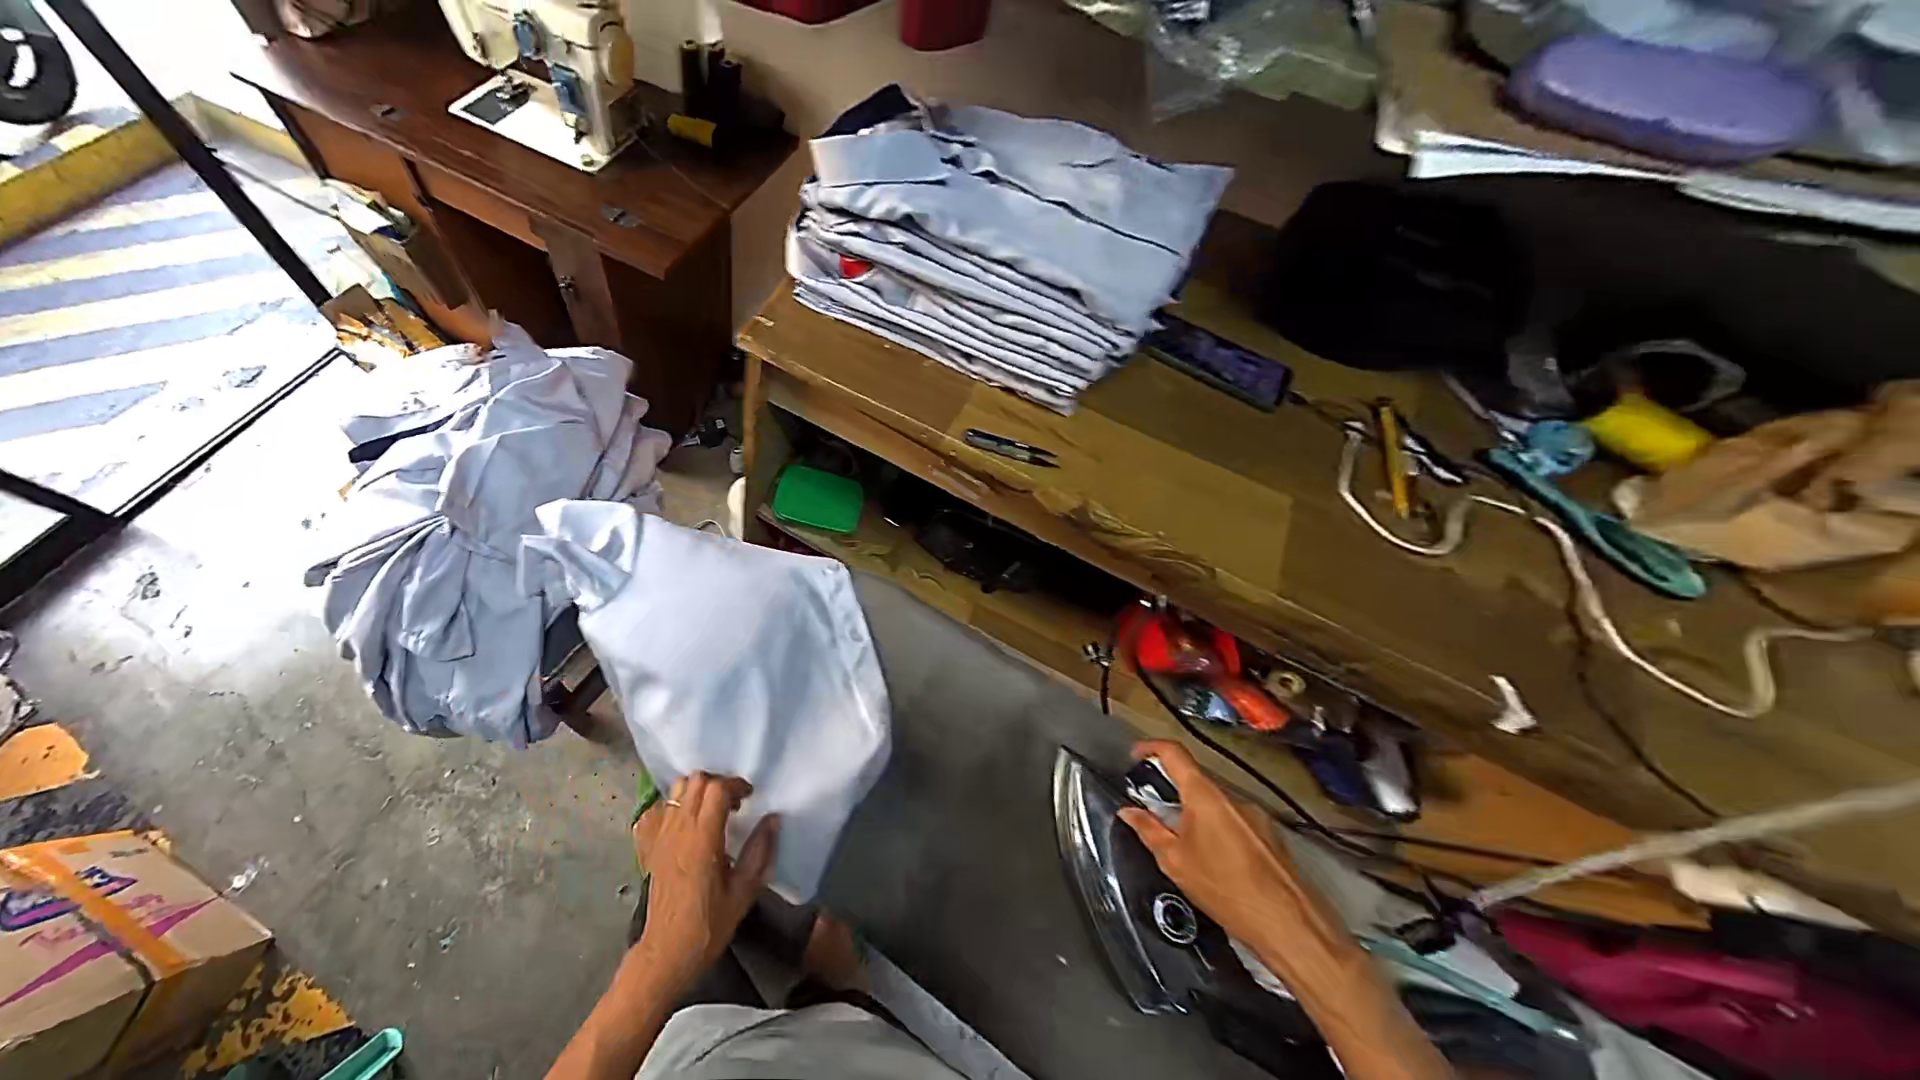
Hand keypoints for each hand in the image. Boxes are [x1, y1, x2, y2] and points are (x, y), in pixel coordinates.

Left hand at [630, 772, 778, 992]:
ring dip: (698, 791)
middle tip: (734, 802)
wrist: (666, 953)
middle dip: (719, 783)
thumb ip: (760, 851)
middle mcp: (679, 831)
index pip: (717, 789)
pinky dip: (676, 805)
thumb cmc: (709, 925)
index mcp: (703, 839)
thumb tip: (773, 819)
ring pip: (677, 791)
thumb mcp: (744, 891)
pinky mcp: (650, 847)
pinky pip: (660, 810)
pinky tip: (688, 822)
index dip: (736, 785)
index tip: (749, 798)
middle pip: (696, 782)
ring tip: (713, 809)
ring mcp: (660, 837)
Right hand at [1116, 740, 1349, 966]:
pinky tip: (1214, 862)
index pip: (1174, 753)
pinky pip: (1234, 820)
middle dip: (1170, 793)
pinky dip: (1216, 830)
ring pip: (1214, 803)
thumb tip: (1130, 813)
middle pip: (1194, 780)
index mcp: (1205, 795)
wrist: (1287, 924)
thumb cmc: (1227, 890)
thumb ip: (1148, 831)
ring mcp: (1254, 814)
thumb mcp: (1175, 862)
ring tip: (1184, 847)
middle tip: (1152, 813)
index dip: (1151, 748)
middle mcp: (1232, 797)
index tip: (1136, 755)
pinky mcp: (1268, 834)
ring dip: (1194, 815)